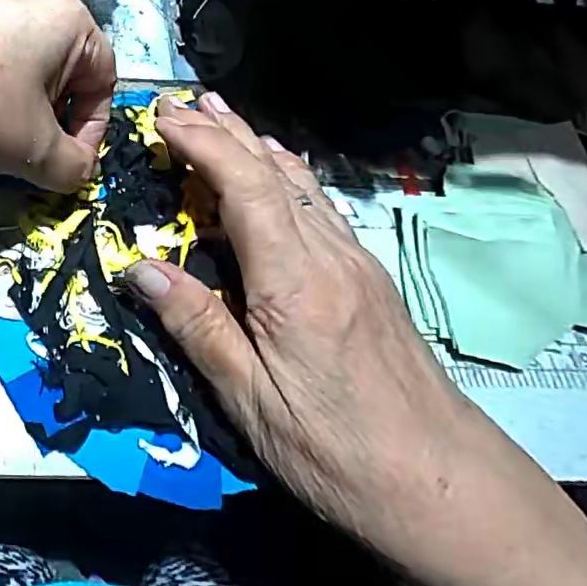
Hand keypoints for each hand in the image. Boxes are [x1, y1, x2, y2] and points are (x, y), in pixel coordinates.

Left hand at [0, 0, 114, 190]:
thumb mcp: (34, 149)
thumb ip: (74, 167)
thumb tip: (80, 173)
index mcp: (69, 15)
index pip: (104, 81)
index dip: (91, 131)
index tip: (67, 164)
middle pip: (68, 71)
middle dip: (55, 119)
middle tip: (32, 153)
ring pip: (31, 65)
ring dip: (25, 109)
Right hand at [132, 96, 586, 585]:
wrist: (445, 485)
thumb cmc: (338, 452)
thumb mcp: (252, 402)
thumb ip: (198, 326)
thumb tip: (140, 268)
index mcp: (294, 280)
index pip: (244, 187)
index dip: (203, 144)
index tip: (164, 117)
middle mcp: (329, 254)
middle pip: (272, 172)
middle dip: (224, 130)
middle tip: (184, 100)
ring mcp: (355, 261)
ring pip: (300, 183)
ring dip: (256, 144)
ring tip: (224, 115)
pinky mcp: (369, 276)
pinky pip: (320, 205)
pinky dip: (289, 174)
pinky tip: (282, 169)